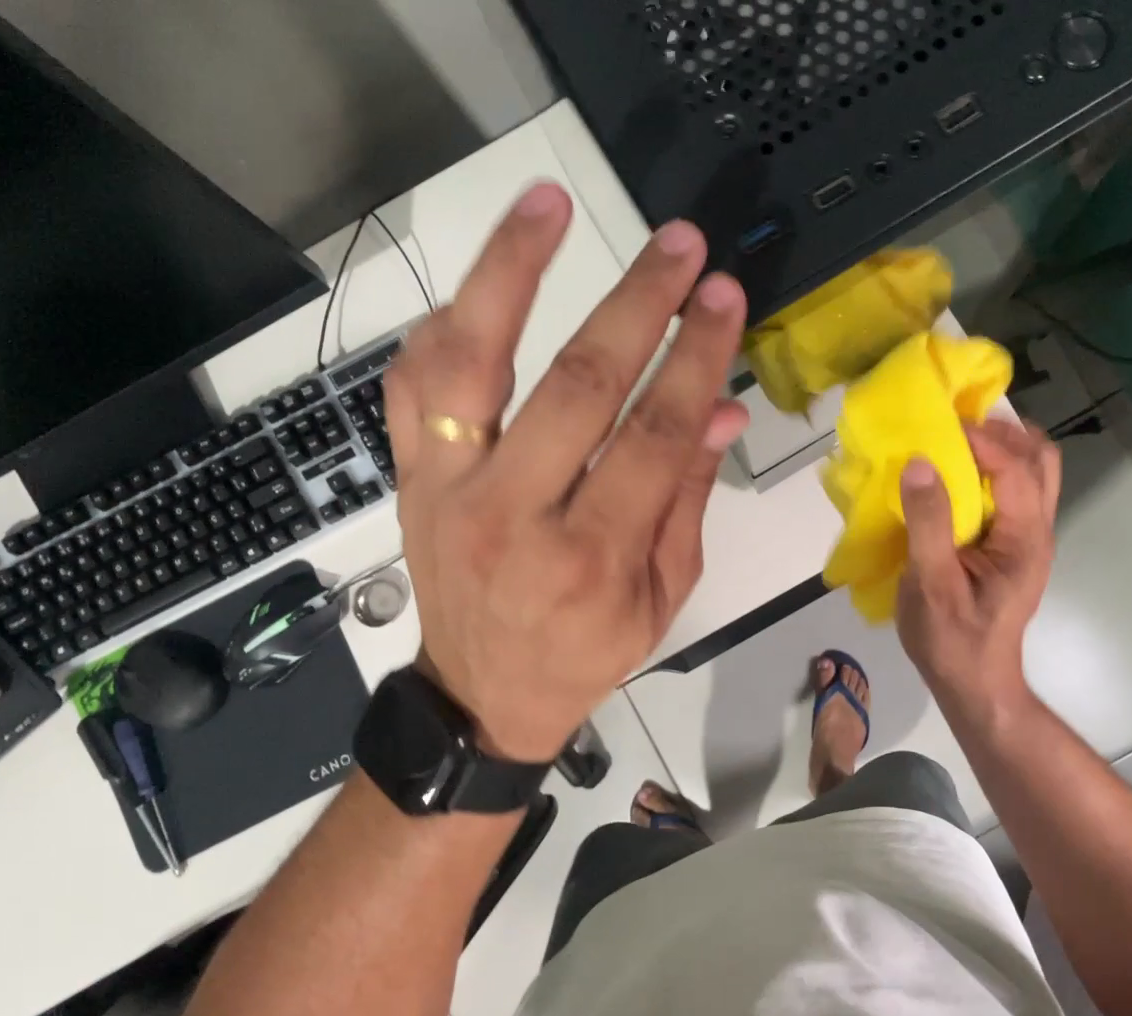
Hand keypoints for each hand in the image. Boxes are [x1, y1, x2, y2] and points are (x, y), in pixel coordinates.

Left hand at [381, 183, 748, 762]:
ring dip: (510, 272)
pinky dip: (443, 325)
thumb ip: (688, 498)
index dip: (696, 358)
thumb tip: (722, 409)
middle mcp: (514, 514)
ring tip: (547, 204)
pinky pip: (411, 385)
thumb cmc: (584, 652)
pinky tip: (479, 284)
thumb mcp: (662, 596)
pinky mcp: (409, 478)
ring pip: (471, 362)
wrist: (480, 694)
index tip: (722, 297)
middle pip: (578, 386)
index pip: (655, 435)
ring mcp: (448, 489)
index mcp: (592, 558)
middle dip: (638, 303)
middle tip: (679, 244)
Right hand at [895, 418, 1060, 718]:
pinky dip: (993, 471)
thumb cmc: (952, 639)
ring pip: (1033, 474)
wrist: (974, 684)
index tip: (942, 427)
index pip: (1016, 469)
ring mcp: (1028, 540)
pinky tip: (956, 477)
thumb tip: (918, 463)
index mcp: (1025, 539)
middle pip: (1041, 460)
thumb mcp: (932, 584)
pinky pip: (1014, 493)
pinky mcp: (1013, 548)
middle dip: (1005, 433)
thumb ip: (928, 522)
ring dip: (1002, 449)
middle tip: (958, 423)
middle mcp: (1037, 532)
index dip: (983, 440)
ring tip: (957, 440)